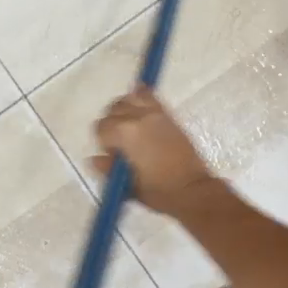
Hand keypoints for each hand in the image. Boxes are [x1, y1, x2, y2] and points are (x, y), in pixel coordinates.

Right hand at [92, 88, 221, 217]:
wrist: (192, 190)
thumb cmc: (158, 191)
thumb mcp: (128, 186)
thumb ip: (109, 169)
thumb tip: (95, 159)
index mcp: (125, 134)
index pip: (101, 127)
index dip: (104, 142)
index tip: (113, 156)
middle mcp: (138, 117)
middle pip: (114, 110)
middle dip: (112, 124)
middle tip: (120, 144)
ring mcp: (155, 113)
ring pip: (130, 98)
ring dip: (124, 109)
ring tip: (129, 127)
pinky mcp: (169, 115)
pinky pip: (151, 96)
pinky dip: (142, 95)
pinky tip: (139, 101)